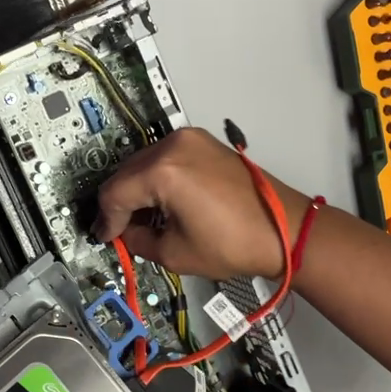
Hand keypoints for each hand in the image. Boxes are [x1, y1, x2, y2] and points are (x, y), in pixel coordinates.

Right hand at [89, 127, 310, 280]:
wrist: (285, 229)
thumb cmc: (234, 243)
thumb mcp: (174, 252)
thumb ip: (138, 240)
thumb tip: (125, 232)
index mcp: (163, 171)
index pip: (114, 193)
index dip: (106, 219)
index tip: (105, 237)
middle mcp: (173, 145)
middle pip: (126, 172)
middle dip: (119, 203)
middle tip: (119, 230)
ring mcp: (190, 139)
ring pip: (143, 163)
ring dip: (137, 189)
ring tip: (142, 219)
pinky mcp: (203, 141)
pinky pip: (165, 157)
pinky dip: (156, 178)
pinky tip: (162, 202)